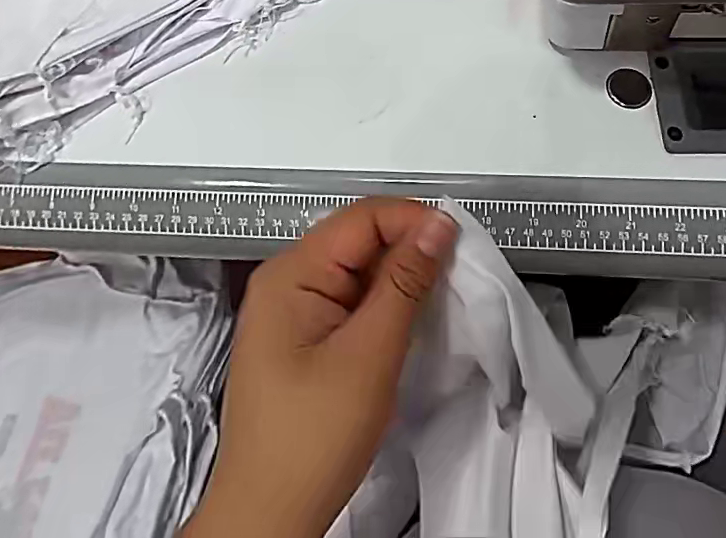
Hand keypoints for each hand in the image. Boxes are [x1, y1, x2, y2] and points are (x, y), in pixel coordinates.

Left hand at [183, 197, 458, 537]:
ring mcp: (294, 307)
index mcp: (290, 273)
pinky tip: (406, 320)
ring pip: (359, 267)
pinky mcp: (305, 332)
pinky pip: (352, 295)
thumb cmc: (309, 442)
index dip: (412, 221)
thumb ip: (405, 282)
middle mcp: (286, 280)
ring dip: (400, 277)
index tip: (456, 241)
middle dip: (409, 248)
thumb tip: (436, 225)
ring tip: (434, 299)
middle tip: (453, 272)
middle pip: (359, 237)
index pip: (362, 218)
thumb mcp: (369, 355)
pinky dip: (385, 302)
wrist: (268, 519)